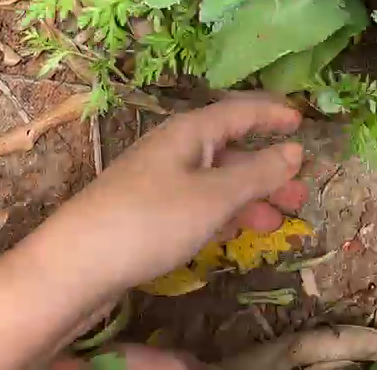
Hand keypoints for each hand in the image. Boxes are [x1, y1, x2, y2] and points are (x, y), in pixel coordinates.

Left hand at [35, 93, 308, 294]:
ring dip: (251, 195)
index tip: (302, 120)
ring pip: (217, 179)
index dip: (273, 115)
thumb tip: (295, 151)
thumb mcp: (214, 197)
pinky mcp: (150, 210)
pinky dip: (225, 212)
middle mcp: (177, 147)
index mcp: (191, 131)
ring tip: (280, 220)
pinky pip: (200, 201)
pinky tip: (239, 231)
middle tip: (301, 191)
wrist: (74, 265)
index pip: (241, 111)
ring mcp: (161, 178)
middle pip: (232, 148)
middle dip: (269, 168)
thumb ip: (258, 174)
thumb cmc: (150, 220)